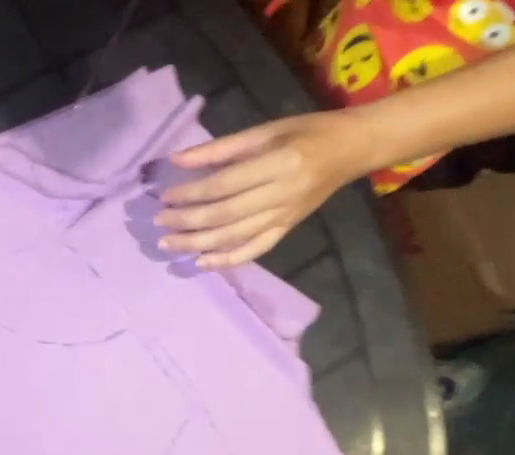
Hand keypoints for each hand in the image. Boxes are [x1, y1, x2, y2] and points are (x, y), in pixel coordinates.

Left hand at [156, 109, 377, 268]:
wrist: (355, 147)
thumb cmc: (308, 132)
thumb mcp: (266, 131)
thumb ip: (220, 149)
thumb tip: (176, 160)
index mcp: (280, 163)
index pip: (224, 186)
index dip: (190, 193)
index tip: (165, 196)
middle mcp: (282, 194)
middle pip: (224, 215)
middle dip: (186, 221)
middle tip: (158, 222)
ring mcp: (285, 216)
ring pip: (233, 237)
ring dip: (195, 243)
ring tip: (167, 243)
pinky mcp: (287, 229)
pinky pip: (254, 251)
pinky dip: (226, 260)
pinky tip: (200, 262)